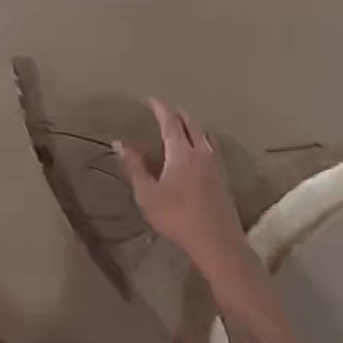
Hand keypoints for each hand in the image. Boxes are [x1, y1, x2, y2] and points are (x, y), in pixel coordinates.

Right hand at [113, 98, 243, 261]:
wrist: (216, 242)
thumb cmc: (176, 217)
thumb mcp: (147, 193)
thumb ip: (135, 167)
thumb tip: (120, 144)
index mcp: (182, 153)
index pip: (171, 123)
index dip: (161, 109)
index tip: (151, 100)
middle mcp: (201, 154)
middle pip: (192, 126)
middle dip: (178, 115)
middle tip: (165, 110)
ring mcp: (215, 166)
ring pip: (204, 136)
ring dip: (192, 126)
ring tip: (181, 125)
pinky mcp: (221, 179)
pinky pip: (210, 148)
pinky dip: (200, 140)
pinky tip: (196, 150)